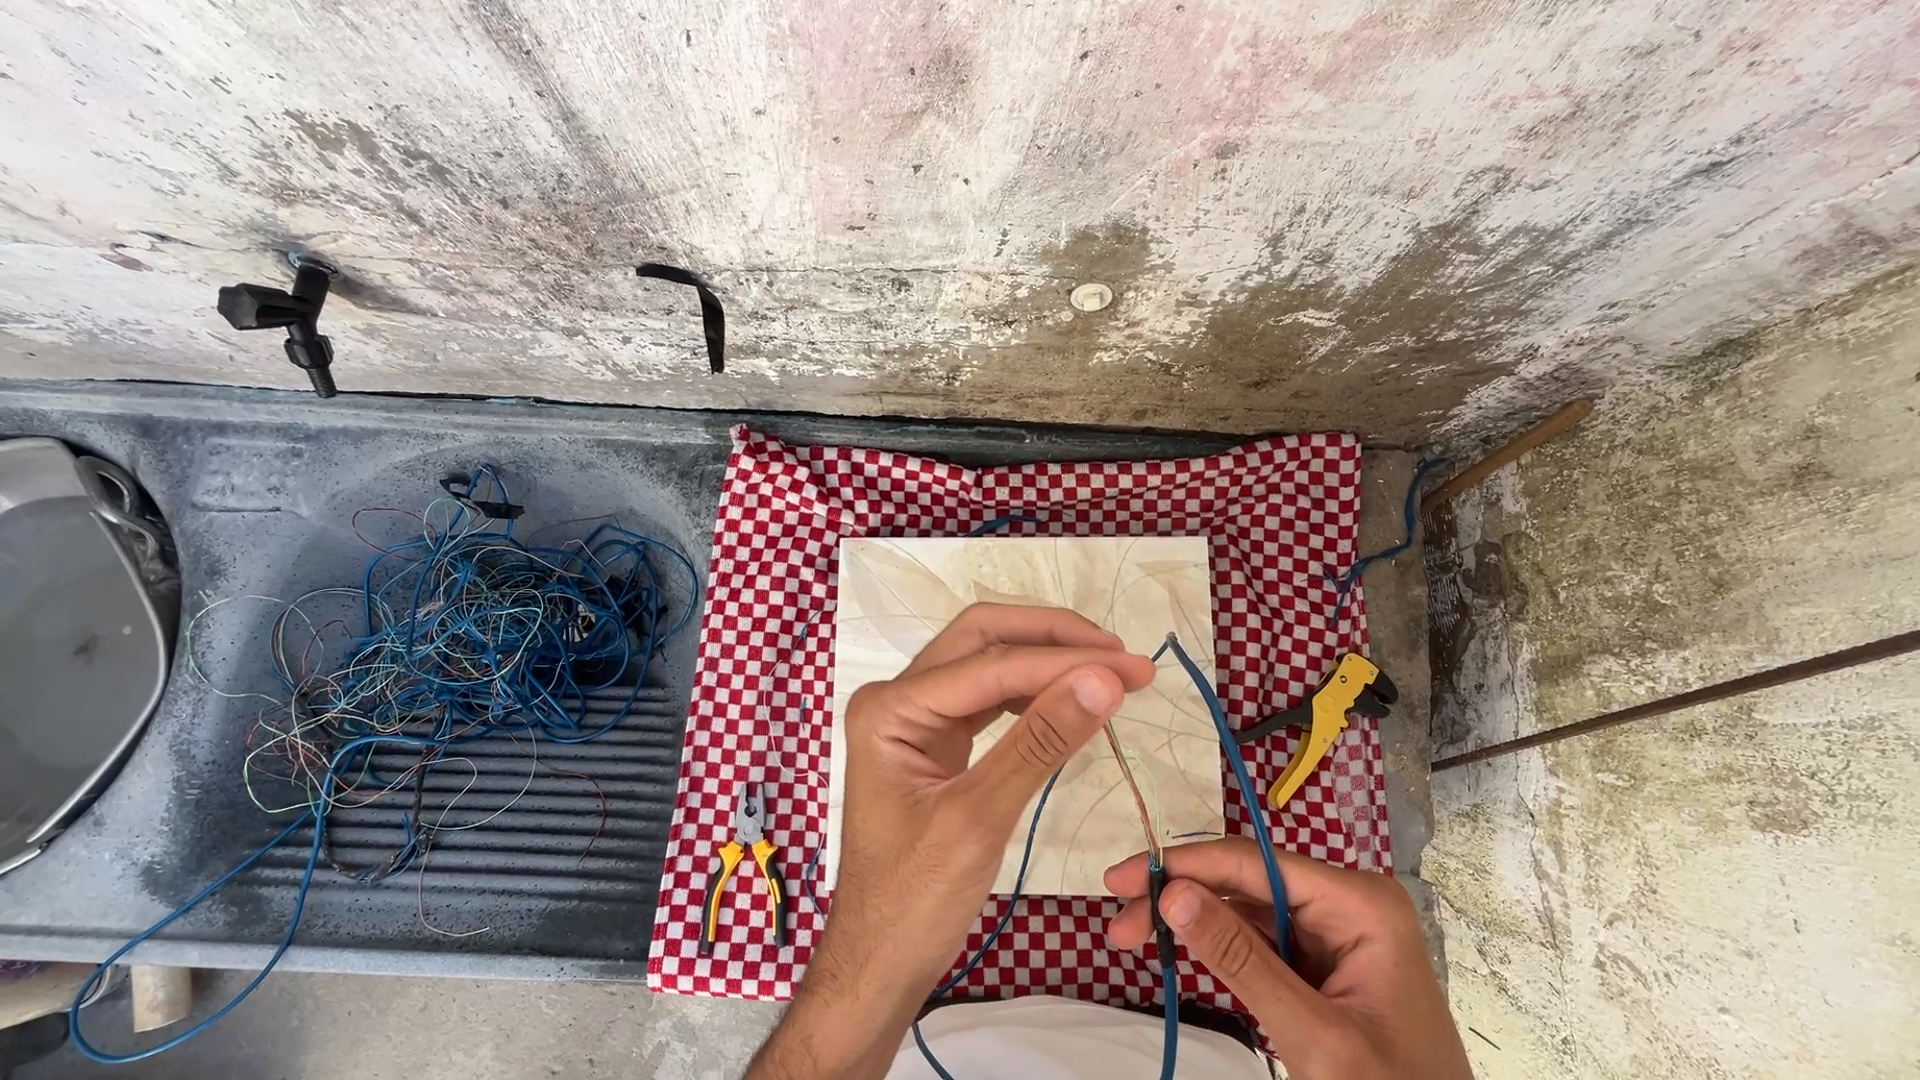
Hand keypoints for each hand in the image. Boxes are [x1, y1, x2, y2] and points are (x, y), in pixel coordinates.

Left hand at [749, 603, 1155, 1079]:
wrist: (880, 960)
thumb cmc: (915, 901)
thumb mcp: (980, 819)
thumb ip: (1040, 744)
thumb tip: (1104, 680)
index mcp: (889, 709)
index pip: (990, 666)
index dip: (1063, 662)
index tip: (1132, 668)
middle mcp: (897, 698)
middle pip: (982, 640)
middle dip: (1052, 640)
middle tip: (1120, 656)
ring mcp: (914, 716)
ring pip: (987, 662)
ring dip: (1046, 660)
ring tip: (1108, 673)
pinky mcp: (935, 739)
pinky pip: (988, 697)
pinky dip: (1032, 693)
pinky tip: (1069, 699)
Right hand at [1106, 839, 1471, 1079]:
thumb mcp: (1313, 1035)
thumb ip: (1241, 961)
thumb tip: (1171, 893)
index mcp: (1359, 902)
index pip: (1253, 863)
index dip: (1183, 865)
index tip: (1120, 879)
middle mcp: (1344, 902)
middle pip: (1243, 882)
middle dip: (1179, 897)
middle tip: (1119, 923)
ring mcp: (1332, 932)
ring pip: (1243, 908)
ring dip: (1189, 921)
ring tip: (1132, 936)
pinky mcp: (1319, 963)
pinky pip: (1256, 939)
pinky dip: (1213, 946)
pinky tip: (1177, 947)